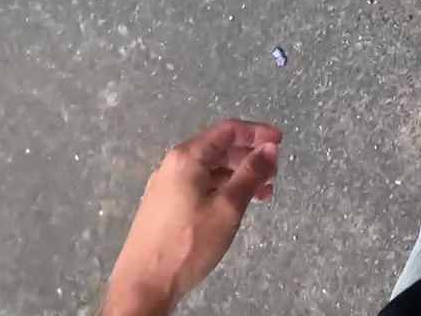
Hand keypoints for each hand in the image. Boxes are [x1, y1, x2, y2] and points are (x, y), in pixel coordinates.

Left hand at [103, 120, 282, 315]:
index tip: (279, 143)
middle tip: (273, 172)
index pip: (229, 130)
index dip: (257, 132)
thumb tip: (271, 147)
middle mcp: (174, 165)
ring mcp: (166, 186)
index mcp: (188, 157)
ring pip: (211, 169)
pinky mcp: (163, 207)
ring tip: (261, 194)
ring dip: (239, 175)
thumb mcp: (228, 206)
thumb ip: (252, 173)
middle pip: (220, 147)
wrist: (141, 290)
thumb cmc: (187, 243)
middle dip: (250, 156)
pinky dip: (223, 188)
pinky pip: (200, 185)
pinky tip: (235, 206)